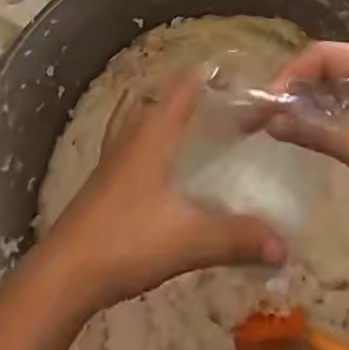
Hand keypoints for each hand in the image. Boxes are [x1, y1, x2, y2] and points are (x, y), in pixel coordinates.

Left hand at [42, 69, 287, 312]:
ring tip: (194, 119)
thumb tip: (285, 246)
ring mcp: (113, 156)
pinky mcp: (104, 179)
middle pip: (162, 95)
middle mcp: (132, 134)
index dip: (210, 74)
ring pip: (141, 115)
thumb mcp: (188, 240)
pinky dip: (148, 135)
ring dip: (166, 109)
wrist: (63, 275)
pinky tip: (159, 159)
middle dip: (192, 90)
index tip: (239, 73)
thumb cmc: (125, 241)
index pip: (184, 86)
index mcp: (153, 133)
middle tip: (226, 100)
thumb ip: (237, 238)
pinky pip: (129, 140)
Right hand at [261, 43, 348, 250]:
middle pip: (326, 70)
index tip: (266, 102)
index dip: (292, 74)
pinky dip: (318, 120)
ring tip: (272, 125)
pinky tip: (298, 134)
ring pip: (331, 91)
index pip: (325, 55)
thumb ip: (315, 130)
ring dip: (303, 105)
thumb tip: (268, 120)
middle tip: (261, 115)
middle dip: (293, 89)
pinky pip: (341, 111)